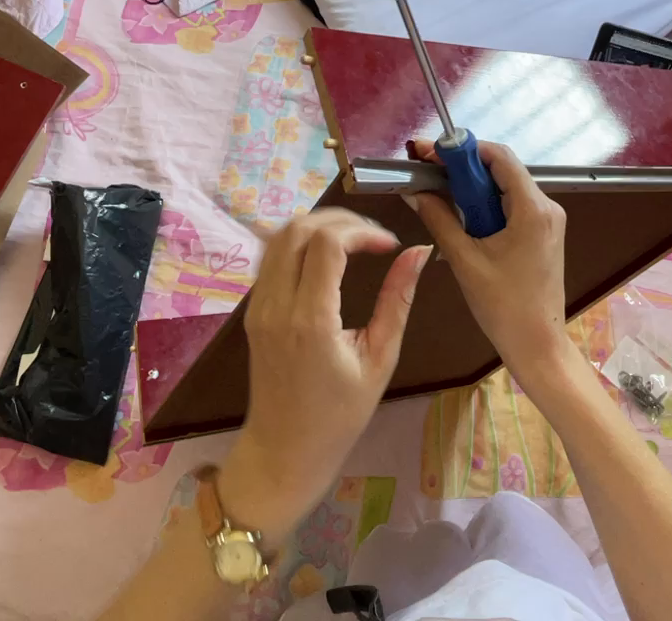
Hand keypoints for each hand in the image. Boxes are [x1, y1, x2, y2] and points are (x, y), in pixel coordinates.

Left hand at [220, 209, 429, 541]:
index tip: (389, 244)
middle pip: (298, 228)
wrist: (283, 452)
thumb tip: (418, 252)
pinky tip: (327, 257)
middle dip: (340, 220)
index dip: (362, 230)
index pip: (327, 243)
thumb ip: (397, 300)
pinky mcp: (253, 309)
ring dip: (317, 226)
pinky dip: (300, 243)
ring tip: (353, 240)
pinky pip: (272, 258)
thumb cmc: (339, 415)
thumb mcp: (380, 359)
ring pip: (279, 236)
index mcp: (311, 320)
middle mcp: (277, 305)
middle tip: (373, 236)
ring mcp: (258, 305)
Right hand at [408, 140, 571, 384]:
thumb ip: (439, 219)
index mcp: (532, 209)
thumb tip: (414, 192)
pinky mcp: (542, 232)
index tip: (431, 151)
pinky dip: (485, 203)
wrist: (537, 344)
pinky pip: (511, 204)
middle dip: (463, 166)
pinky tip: (461, 213)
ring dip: (472, 186)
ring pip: (505, 186)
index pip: (498, 157)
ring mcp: (547, 219)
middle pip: (501, 169)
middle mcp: (546, 206)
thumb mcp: (464, 260)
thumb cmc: (503, 305)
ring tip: (437, 189)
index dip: (463, 148)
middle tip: (426, 168)